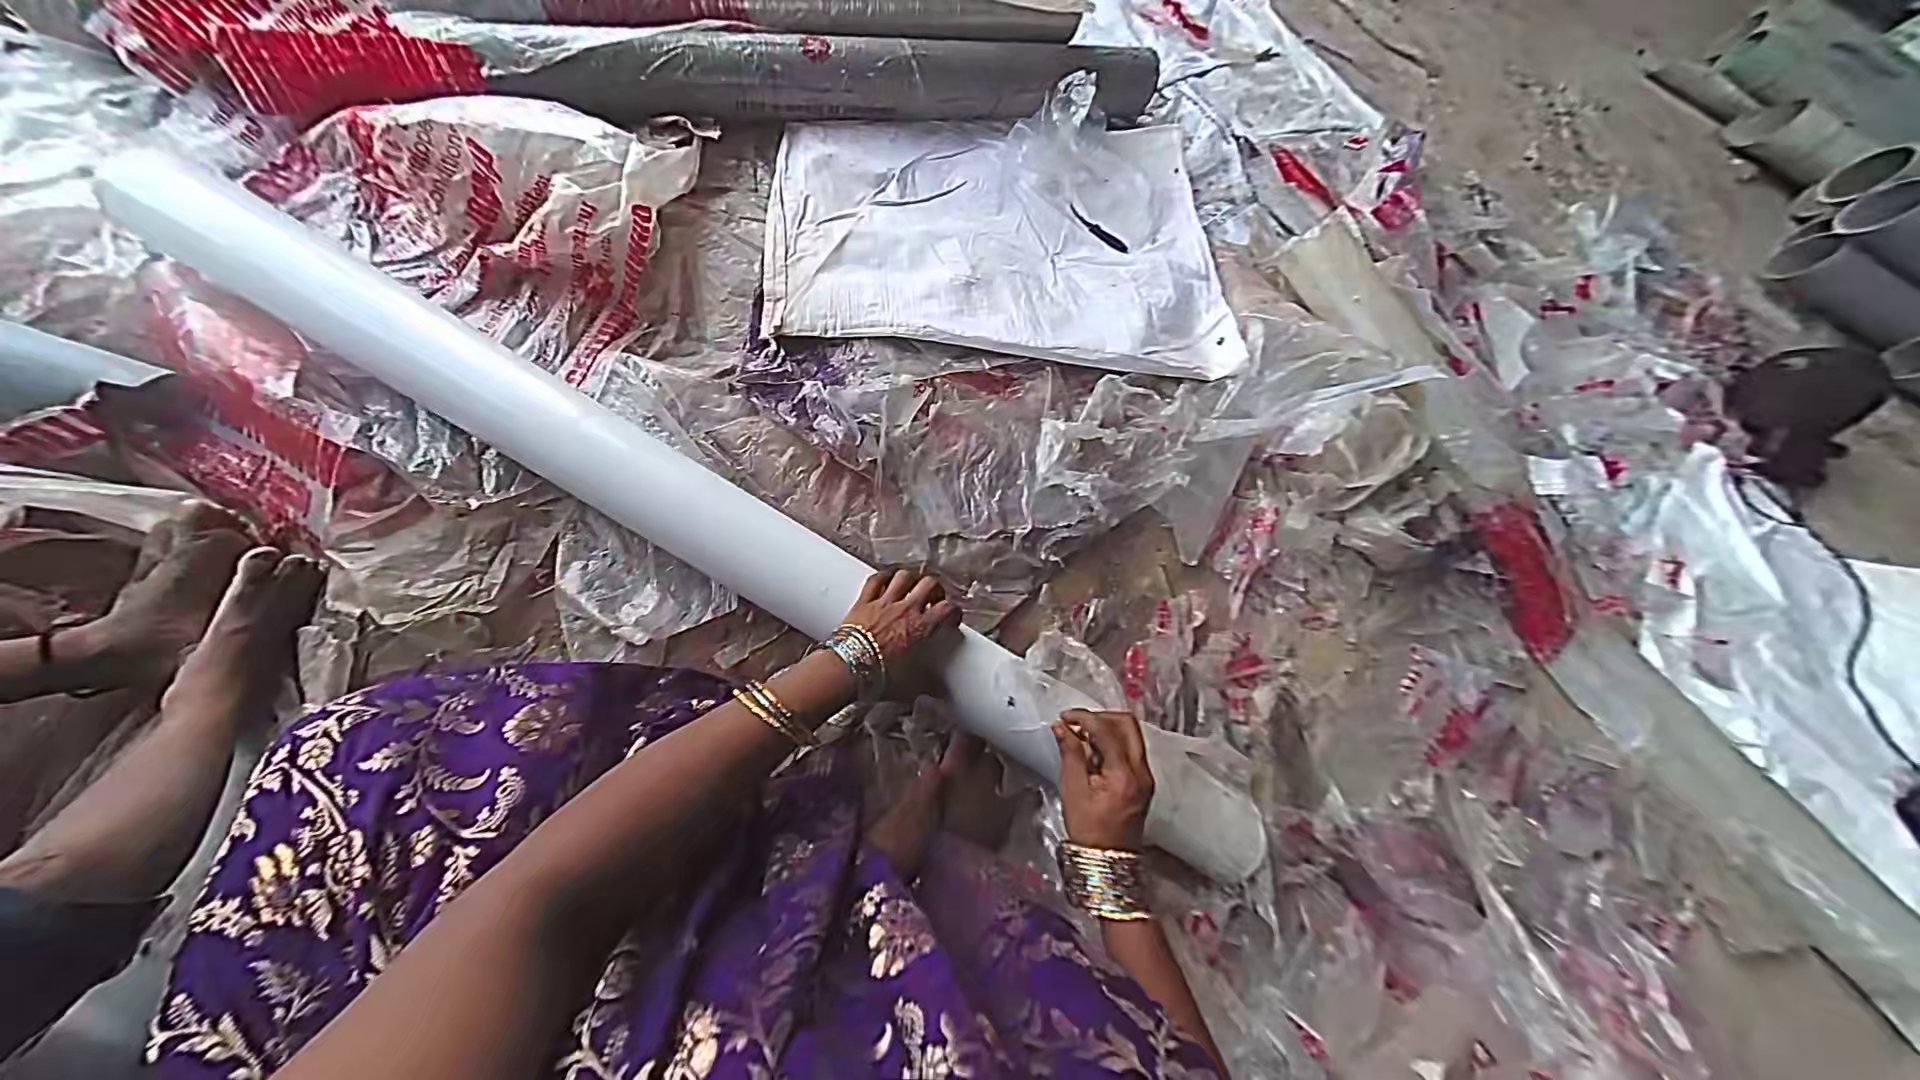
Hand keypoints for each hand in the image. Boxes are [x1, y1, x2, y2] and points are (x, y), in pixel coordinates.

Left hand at [840, 569, 961, 700]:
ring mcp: (884, 603)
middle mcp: (905, 610)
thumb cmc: (875, 678)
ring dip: (911, 579)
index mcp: (920, 629)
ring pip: (904, 576)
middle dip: (935, 589)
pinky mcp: (864, 601)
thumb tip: (938, 692)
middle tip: (933, 598)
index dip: (954, 610)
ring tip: (912, 586)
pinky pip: (876, 579)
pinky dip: (883, 576)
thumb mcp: (909, 685)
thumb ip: (926, 684)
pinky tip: (887, 579)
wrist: (845, 670)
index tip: (952, 616)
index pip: (947, 609)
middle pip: (929, 584)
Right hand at [1050, 709, 1153, 849]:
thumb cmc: (1088, 830)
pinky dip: (1113, 741)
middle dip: (1100, 716)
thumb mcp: (1072, 789)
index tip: (1065, 718)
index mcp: (1124, 775)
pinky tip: (1094, 750)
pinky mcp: (1144, 781)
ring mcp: (1146, 776)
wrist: (1108, 862)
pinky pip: (1131, 748)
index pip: (1106, 730)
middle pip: (1127, 724)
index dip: (1083, 718)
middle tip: (1077, 722)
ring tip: (1082, 736)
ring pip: (1131, 733)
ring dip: (1107, 727)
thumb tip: (1062, 727)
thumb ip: (1069, 753)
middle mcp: (1142, 772)